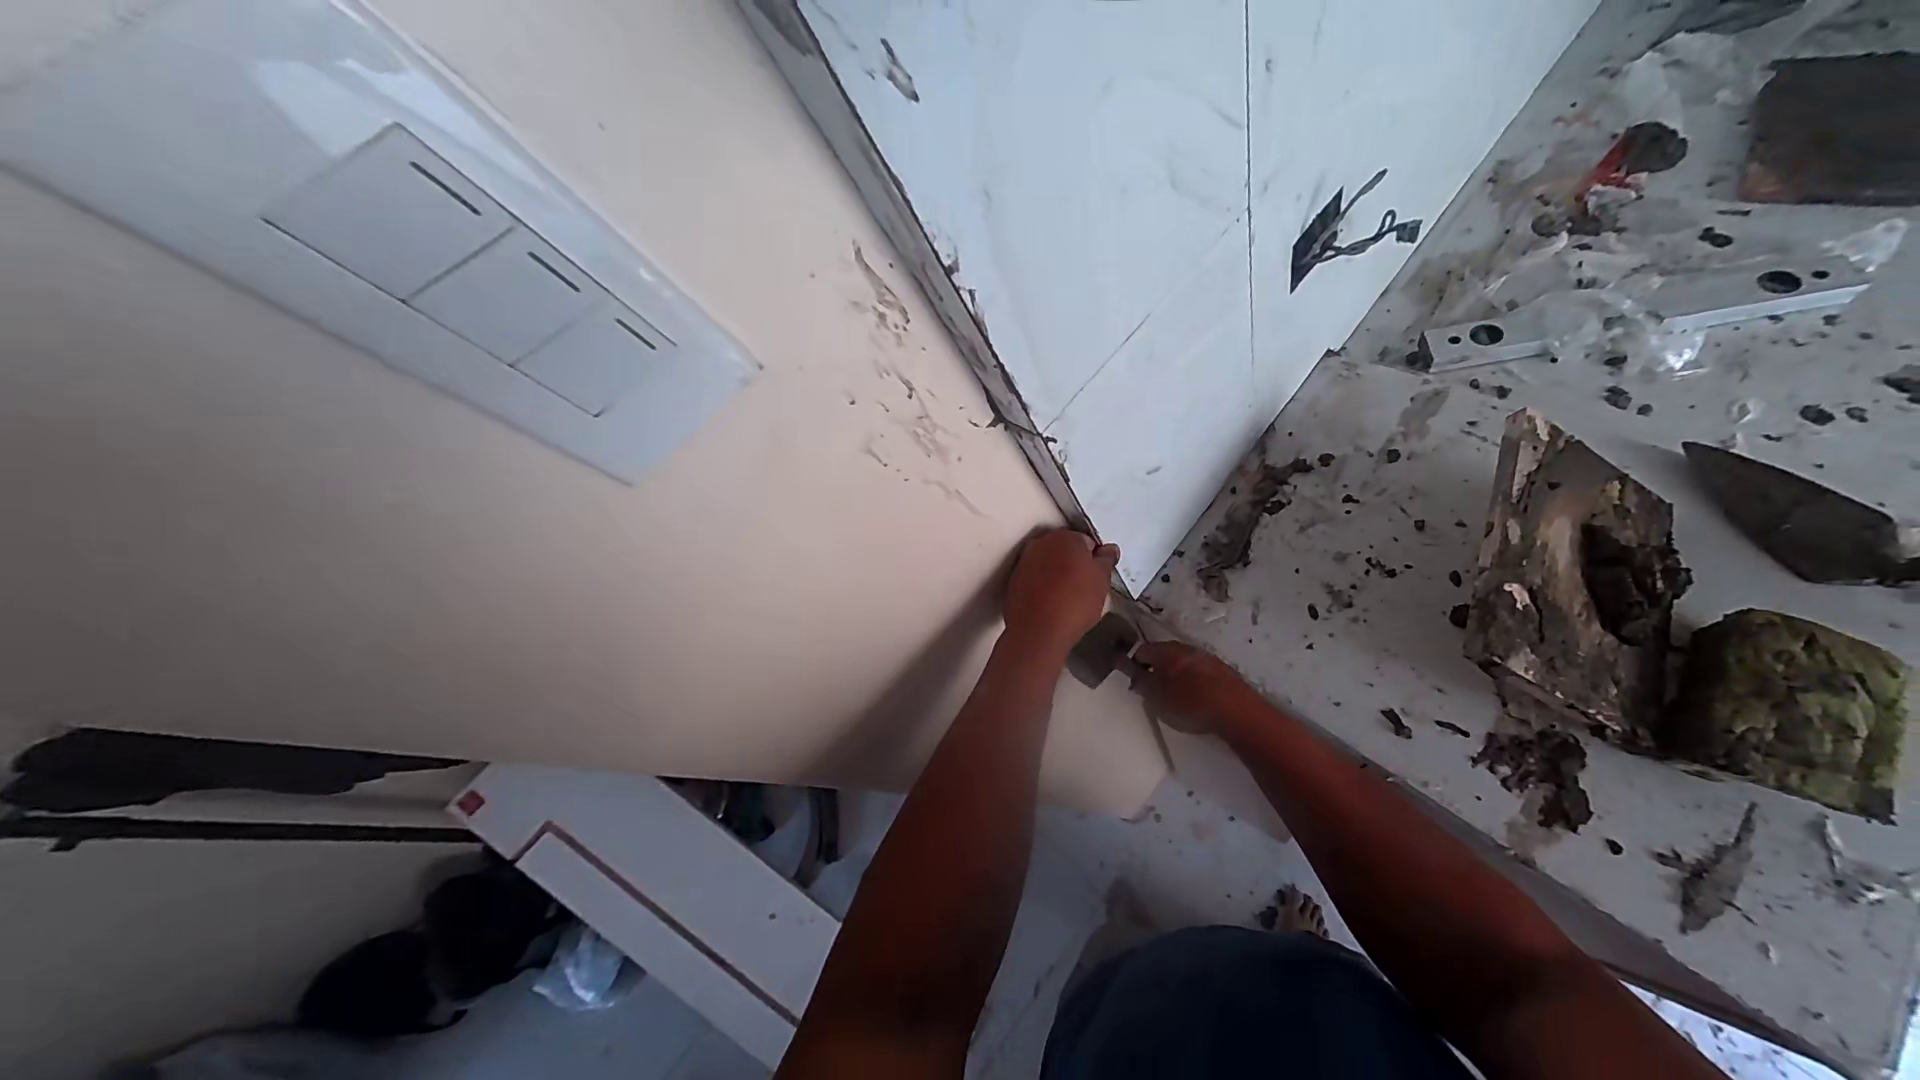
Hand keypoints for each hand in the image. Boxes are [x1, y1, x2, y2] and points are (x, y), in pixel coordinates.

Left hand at [1003, 529, 1118, 655]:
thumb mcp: (1102, 580)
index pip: (1086, 540)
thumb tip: (1108, 552)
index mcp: (1065, 537)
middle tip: (1086, 586)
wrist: (1039, 631)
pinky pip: (1034, 579)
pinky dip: (1042, 587)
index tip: (1098, 573)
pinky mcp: (1014, 581)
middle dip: (1074, 564)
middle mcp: (1041, 544)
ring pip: (1047, 564)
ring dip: (1057, 575)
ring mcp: (1025, 562)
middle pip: (1064, 549)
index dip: (1095, 559)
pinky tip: (1052, 604)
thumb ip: (1106, 560)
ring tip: (1069, 599)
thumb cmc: (1071, 605)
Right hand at [1132, 641, 1264, 734]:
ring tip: (1177, 697)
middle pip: (1164, 655)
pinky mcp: (1224, 671)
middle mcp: (1186, 648)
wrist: (1236, 711)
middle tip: (1155, 691)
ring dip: (1177, 675)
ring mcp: (1208, 658)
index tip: (1135, 682)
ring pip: (1184, 663)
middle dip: (1157, 669)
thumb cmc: (1189, 703)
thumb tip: (1136, 677)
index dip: (1134, 665)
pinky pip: (1201, 673)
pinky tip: (1198, 699)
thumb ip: (1142, 685)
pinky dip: (1195, 682)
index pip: (1142, 650)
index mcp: (1166, 651)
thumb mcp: (1156, 699)